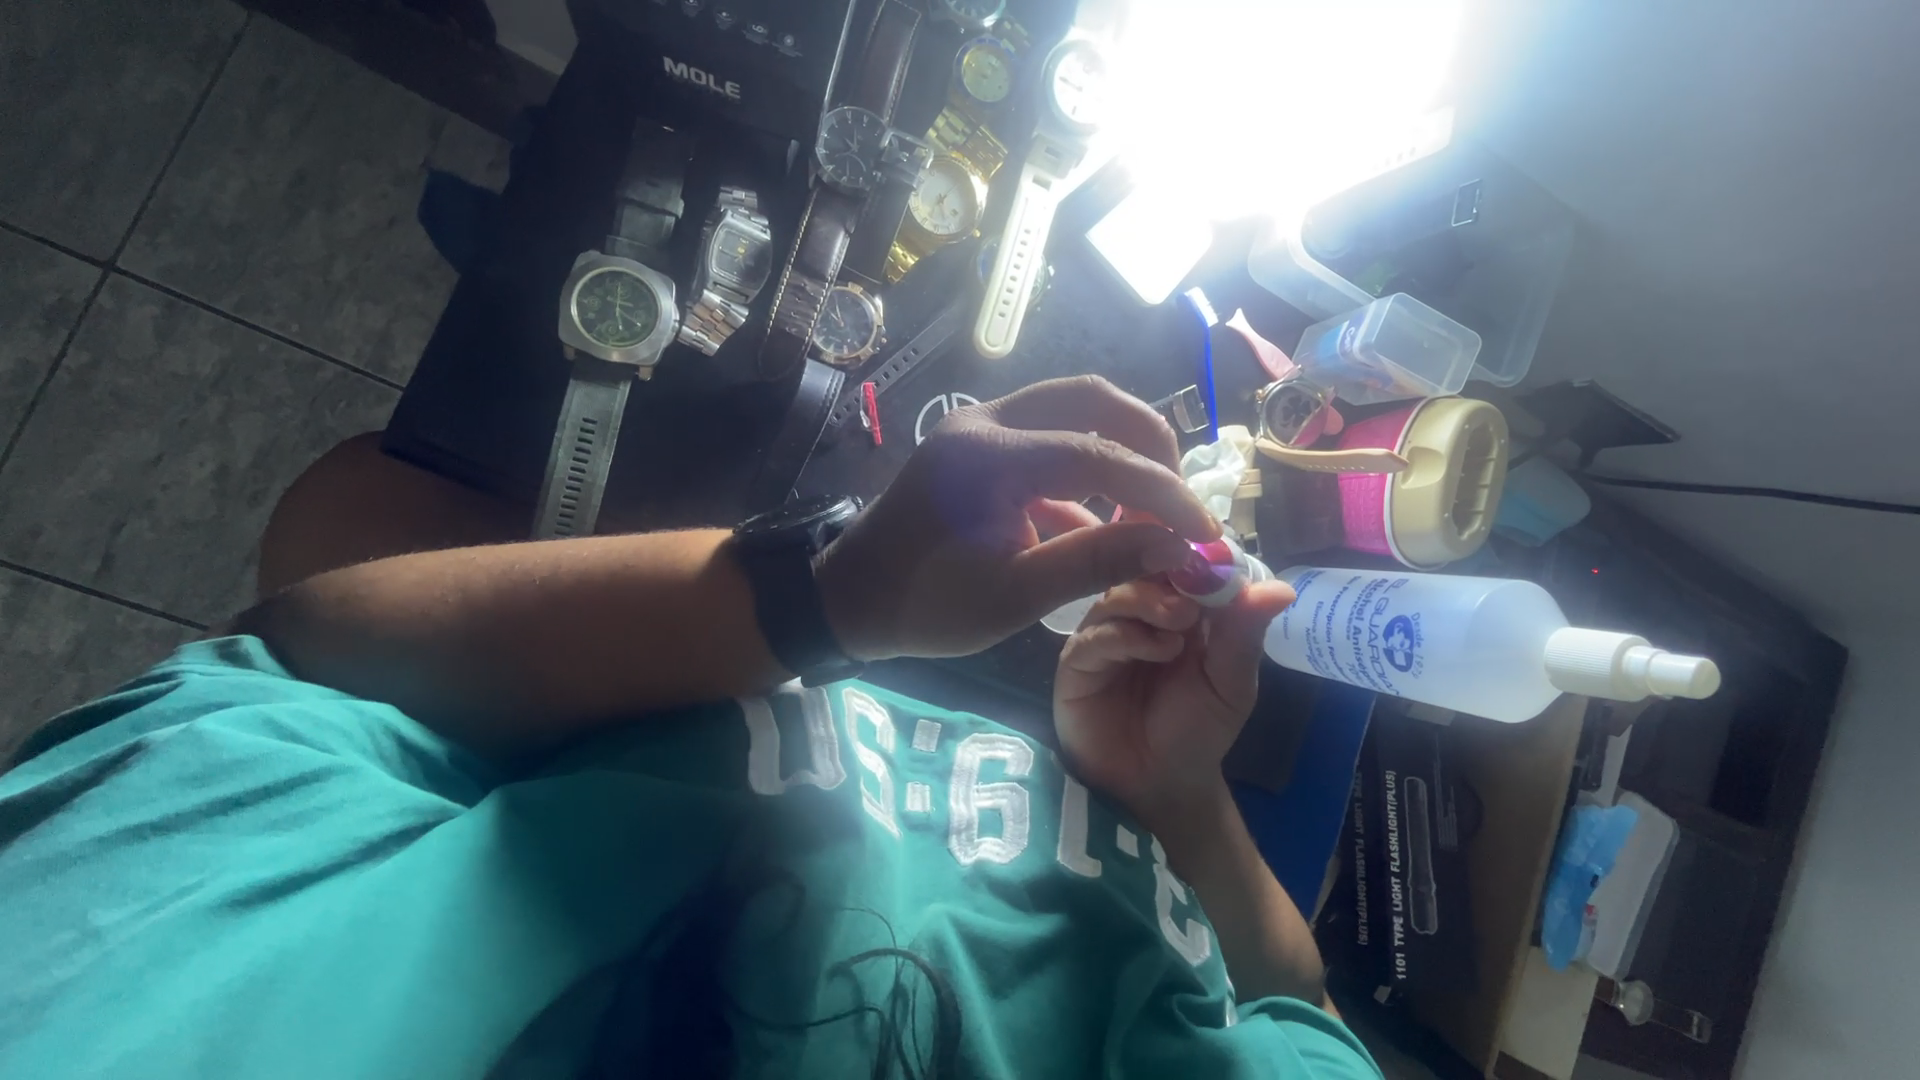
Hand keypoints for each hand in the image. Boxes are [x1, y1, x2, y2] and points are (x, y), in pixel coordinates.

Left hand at [815, 376, 1219, 660]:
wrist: (851, 599)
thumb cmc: (926, 606)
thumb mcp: (1017, 595)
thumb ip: (1100, 563)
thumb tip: (1181, 548)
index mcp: (990, 458)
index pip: (1099, 454)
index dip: (1161, 491)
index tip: (1203, 530)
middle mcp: (986, 422)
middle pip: (1091, 400)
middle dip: (1148, 444)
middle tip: (1178, 498)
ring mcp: (979, 426)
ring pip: (1072, 408)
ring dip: (1119, 449)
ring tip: (1149, 506)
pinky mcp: (978, 444)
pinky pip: (1047, 436)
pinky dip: (1085, 469)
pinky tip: (1099, 521)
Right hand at [1052, 576, 1294, 831]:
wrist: (1161, 783)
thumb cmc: (1198, 730)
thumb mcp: (1231, 683)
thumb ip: (1243, 634)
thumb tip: (1281, 589)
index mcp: (1175, 610)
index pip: (1176, 565)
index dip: (1192, 554)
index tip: (1210, 551)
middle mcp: (1134, 614)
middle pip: (1139, 571)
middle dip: (1167, 575)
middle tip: (1192, 600)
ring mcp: (1102, 634)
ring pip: (1115, 596)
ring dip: (1148, 602)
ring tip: (1179, 629)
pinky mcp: (1077, 662)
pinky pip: (1093, 635)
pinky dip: (1124, 634)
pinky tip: (1155, 649)